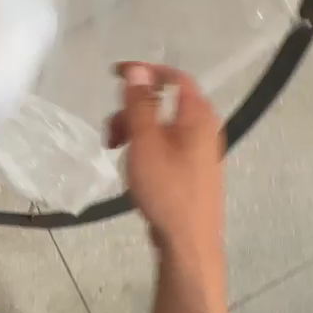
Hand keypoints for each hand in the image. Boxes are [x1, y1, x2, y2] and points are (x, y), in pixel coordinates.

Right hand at [107, 63, 223, 260]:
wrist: (187, 240)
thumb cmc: (166, 189)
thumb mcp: (146, 143)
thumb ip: (140, 105)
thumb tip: (137, 71)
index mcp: (197, 117)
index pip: (174, 78)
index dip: (145, 71)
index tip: (114, 74)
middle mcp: (202, 128)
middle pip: (164, 102)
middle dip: (132, 108)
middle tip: (110, 131)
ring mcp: (197, 150)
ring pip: (161, 124)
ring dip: (133, 128)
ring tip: (114, 150)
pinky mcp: (189, 169)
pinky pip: (163, 144)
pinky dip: (143, 145)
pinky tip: (130, 164)